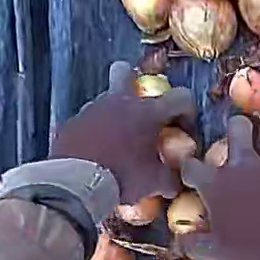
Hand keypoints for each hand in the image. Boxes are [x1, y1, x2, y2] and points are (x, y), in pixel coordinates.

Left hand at [49, 61, 195, 202]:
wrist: (75, 187)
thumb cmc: (124, 177)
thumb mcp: (157, 182)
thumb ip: (172, 176)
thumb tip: (178, 179)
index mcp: (148, 112)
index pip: (181, 97)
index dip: (188, 111)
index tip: (185, 129)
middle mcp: (119, 102)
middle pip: (126, 72)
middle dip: (135, 81)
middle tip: (142, 104)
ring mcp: (91, 111)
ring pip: (107, 100)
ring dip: (116, 113)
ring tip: (120, 138)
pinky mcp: (70, 124)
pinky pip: (88, 121)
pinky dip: (96, 131)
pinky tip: (99, 151)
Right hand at [180, 116, 259, 259]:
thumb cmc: (252, 252)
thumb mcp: (218, 253)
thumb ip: (196, 243)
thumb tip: (184, 240)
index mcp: (216, 183)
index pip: (191, 165)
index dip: (190, 171)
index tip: (194, 180)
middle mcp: (244, 167)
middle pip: (238, 127)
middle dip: (236, 129)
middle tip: (235, 143)